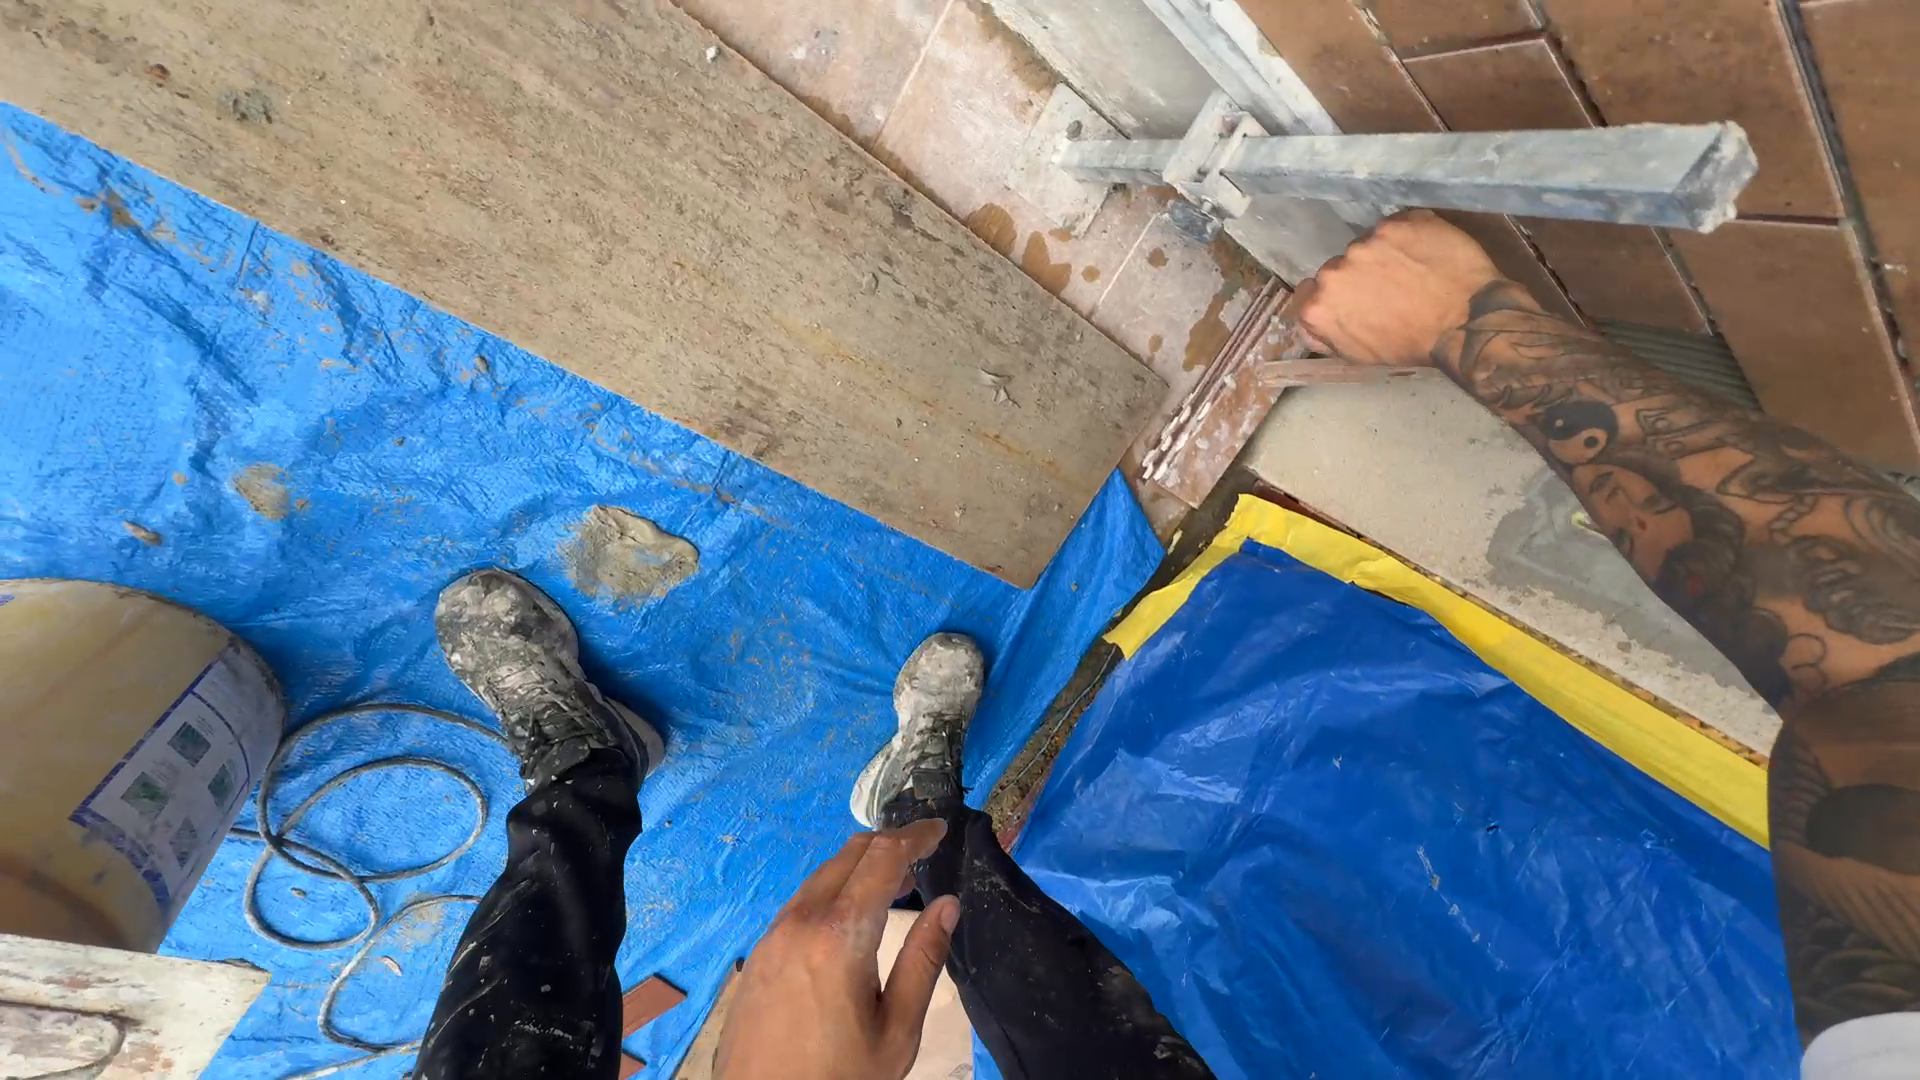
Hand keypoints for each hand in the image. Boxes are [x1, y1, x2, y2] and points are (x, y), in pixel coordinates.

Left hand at [714, 819, 960, 1079]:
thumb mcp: (896, 1033)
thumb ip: (923, 960)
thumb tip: (949, 904)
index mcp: (841, 934)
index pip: (883, 857)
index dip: (915, 836)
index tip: (940, 830)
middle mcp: (802, 919)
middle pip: (850, 853)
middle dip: (889, 844)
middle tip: (922, 857)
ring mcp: (774, 934)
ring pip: (823, 873)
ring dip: (860, 866)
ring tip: (893, 885)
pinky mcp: (759, 952)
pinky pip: (802, 899)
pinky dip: (834, 888)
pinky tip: (850, 916)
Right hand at [1295, 209, 1509, 366]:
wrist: (1463, 320)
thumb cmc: (1407, 344)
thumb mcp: (1354, 354)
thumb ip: (1323, 334)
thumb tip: (1310, 322)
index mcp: (1318, 307)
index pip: (1306, 294)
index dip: (1327, 297)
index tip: (1347, 300)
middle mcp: (1333, 271)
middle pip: (1336, 268)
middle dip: (1354, 276)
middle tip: (1383, 288)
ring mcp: (1366, 243)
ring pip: (1365, 246)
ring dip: (1380, 255)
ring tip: (1408, 270)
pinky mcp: (1399, 223)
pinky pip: (1395, 226)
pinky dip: (1405, 237)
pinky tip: (1422, 253)